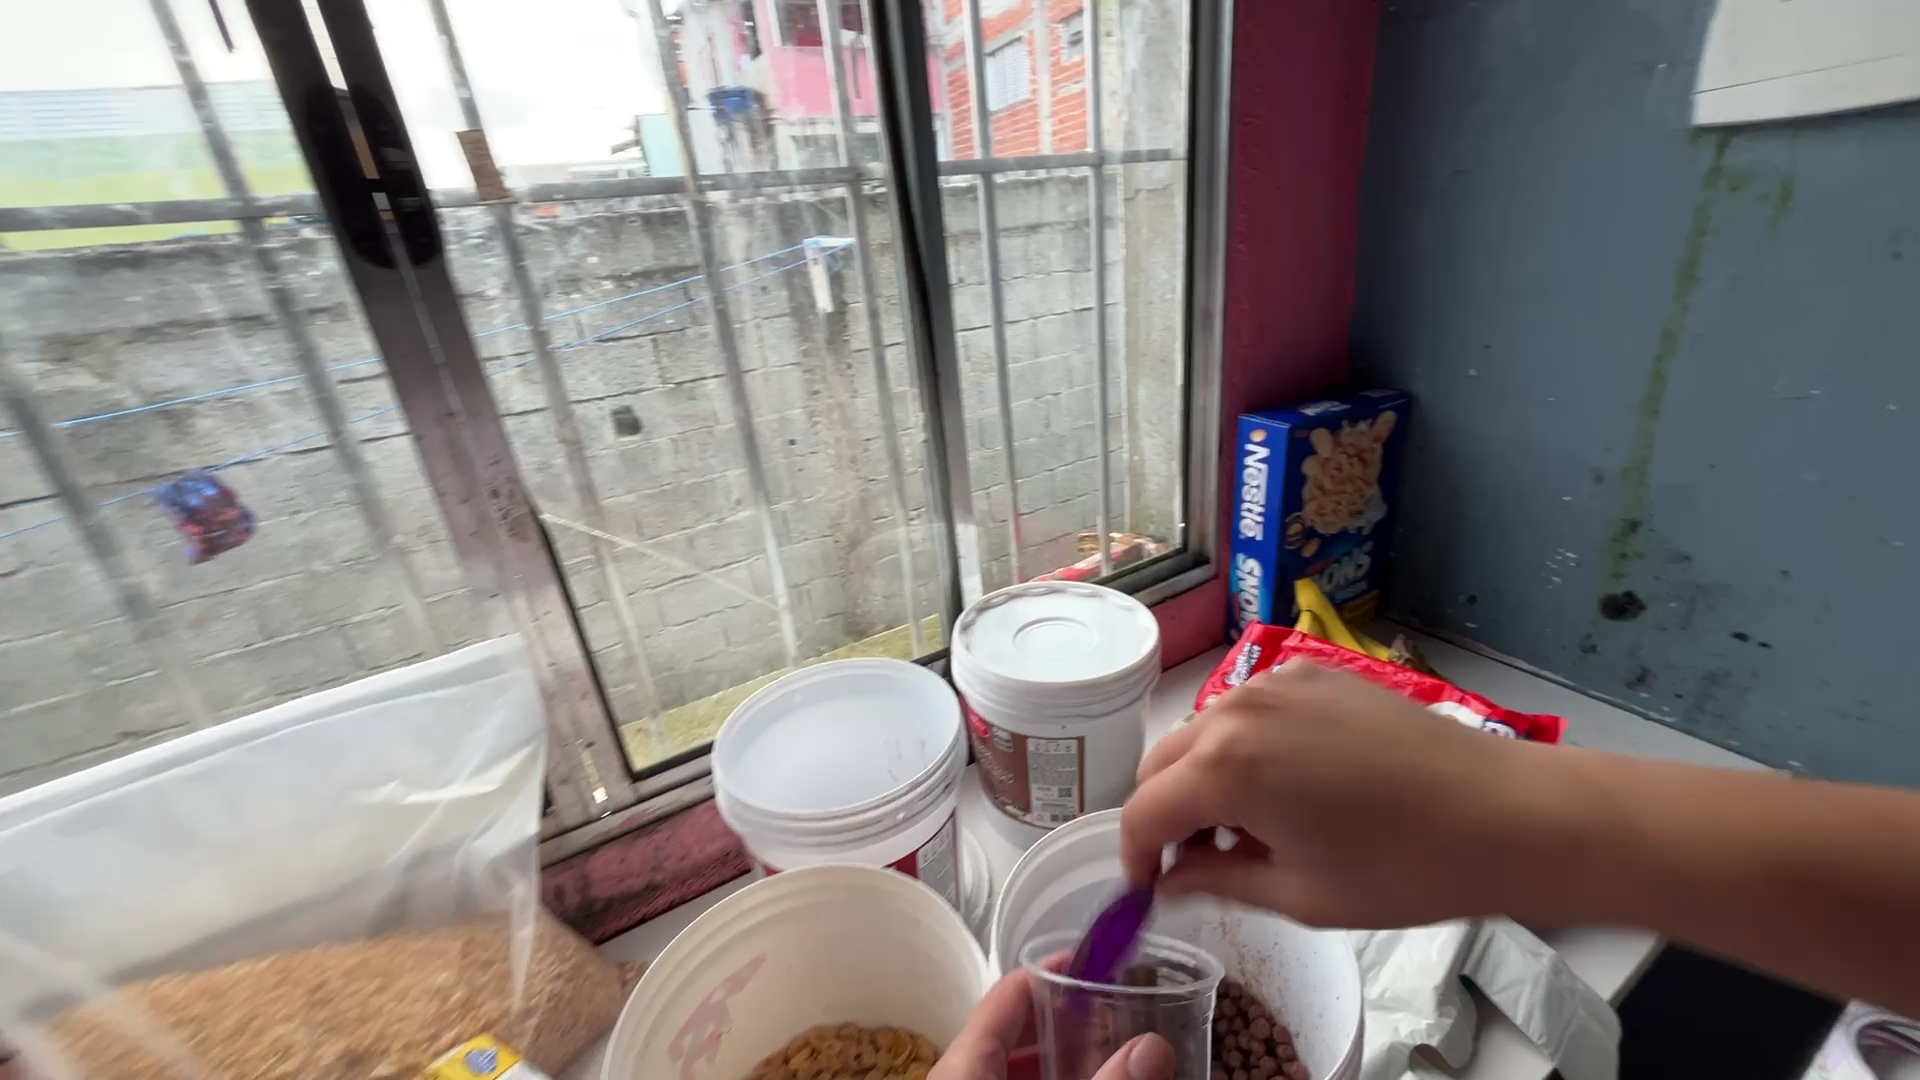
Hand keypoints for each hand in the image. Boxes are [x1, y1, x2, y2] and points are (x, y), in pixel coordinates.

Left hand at [931, 968, 1176, 1079]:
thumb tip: (1154, 1045)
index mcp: (963, 1068)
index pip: (1007, 995)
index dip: (1051, 972)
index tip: (1098, 963)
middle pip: (1015, 1035)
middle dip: (1069, 1024)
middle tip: (1121, 1016)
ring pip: (1019, 1073)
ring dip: (1065, 1064)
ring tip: (1115, 1057)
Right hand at [1121, 659, 1549, 927]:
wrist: (1504, 811)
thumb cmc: (1402, 868)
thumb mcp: (1298, 894)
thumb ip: (1215, 881)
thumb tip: (1170, 881)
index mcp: (1224, 768)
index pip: (1143, 812)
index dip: (1135, 856)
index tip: (1146, 888)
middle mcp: (1231, 711)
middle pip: (1160, 763)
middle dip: (1164, 813)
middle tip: (1199, 858)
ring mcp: (1267, 683)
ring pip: (1198, 733)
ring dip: (1200, 777)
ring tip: (1251, 821)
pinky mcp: (1301, 672)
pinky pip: (1243, 711)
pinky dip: (1240, 746)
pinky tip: (1288, 779)